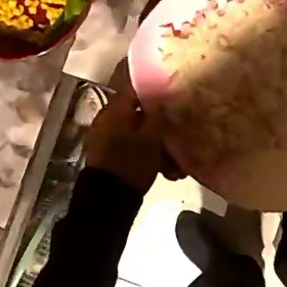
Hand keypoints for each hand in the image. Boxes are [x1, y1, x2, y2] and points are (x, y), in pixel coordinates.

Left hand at [85, 78, 174, 192]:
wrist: (108, 199)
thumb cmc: (132, 163)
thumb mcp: (151, 138)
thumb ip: (157, 115)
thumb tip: (161, 97)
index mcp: (115, 110)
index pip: (135, 88)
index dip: (154, 87)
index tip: (172, 90)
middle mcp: (108, 120)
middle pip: (138, 113)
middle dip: (160, 123)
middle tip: (179, 129)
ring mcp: (108, 138)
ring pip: (138, 133)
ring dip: (158, 145)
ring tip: (177, 164)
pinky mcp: (110, 155)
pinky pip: (133, 148)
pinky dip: (149, 155)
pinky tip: (167, 171)